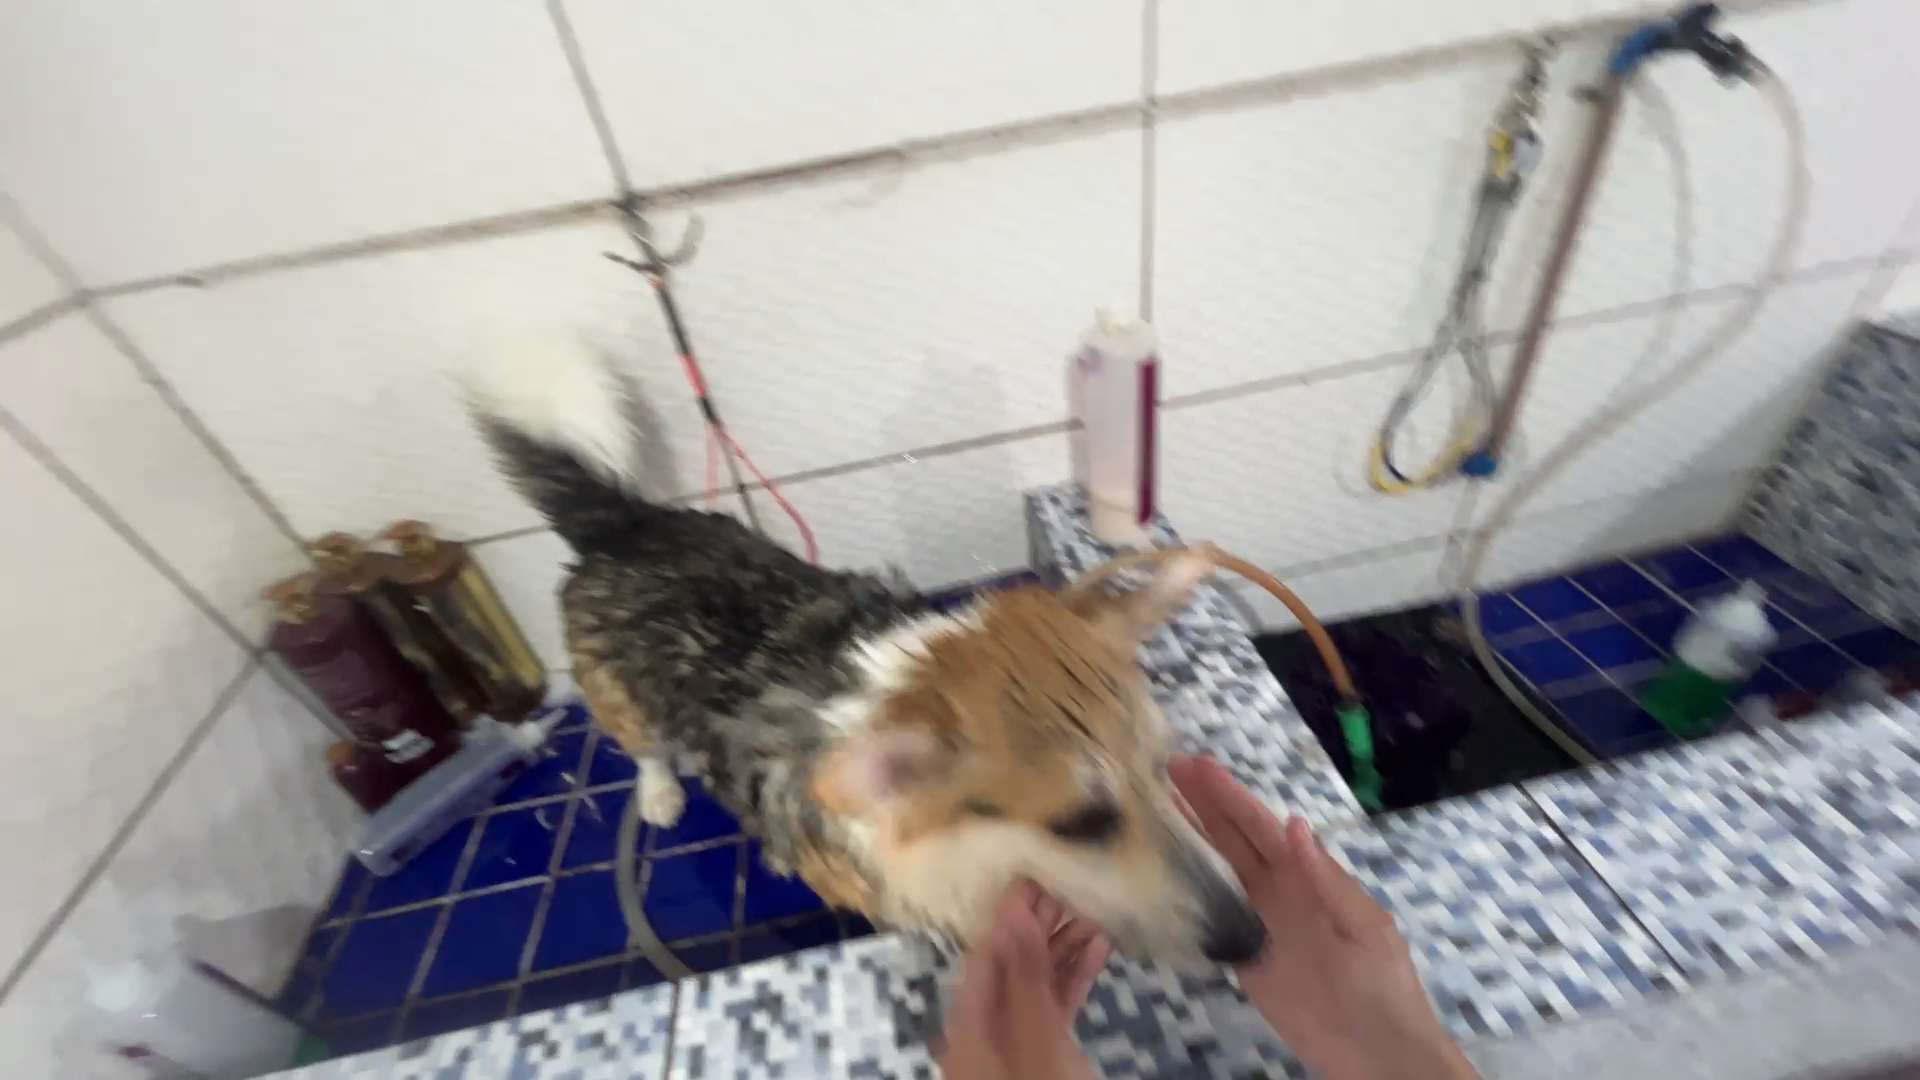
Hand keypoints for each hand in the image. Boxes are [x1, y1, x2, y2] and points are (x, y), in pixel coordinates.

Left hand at [936, 880, 1111, 1079]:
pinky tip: (1101, 949)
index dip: (1009, 913)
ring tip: (1093, 914)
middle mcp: (988, 1026)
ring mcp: (1016, 1040)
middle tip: (1067, 886)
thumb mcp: (1034, 1034)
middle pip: (1013, 964)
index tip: (1035, 875)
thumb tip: (1015, 911)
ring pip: (1039, 983)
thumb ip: (1024, 974)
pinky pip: (1056, 1006)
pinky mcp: (1044, 1054)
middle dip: (1041, 925)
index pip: (986, 952)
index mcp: (970, 1021)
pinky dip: (1075, 979)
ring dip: (1066, 948)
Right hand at [1170, 757, 1477, 1079]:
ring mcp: (1254, 917)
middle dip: (1201, 800)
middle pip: (1230, 835)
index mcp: (1304, 873)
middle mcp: (1274, 886)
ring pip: (1215, 865)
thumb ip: (1326, 879)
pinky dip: (1185, 886)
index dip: (1227, 793)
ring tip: (1157, 803)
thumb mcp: (1364, 928)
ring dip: (1189, 833)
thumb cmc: (1382, 986)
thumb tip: (1293, 823)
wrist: (1379, 1059)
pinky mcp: (1239, 952)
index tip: (1195, 763)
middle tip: (1167, 767)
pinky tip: (1162, 868)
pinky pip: (1208, 911)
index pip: (1258, 824)